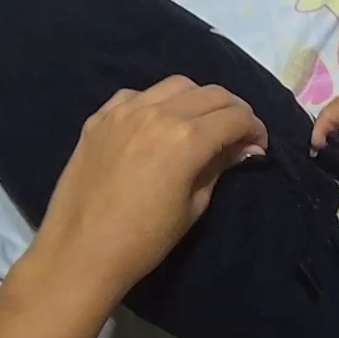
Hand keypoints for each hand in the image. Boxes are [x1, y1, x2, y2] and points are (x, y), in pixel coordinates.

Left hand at [27, 76, 266, 296]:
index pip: (235, 117)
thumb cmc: (145, 239)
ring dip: (199, 100)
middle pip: (212, 93)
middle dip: (234, 111)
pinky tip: (159, 125)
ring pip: (177, 85)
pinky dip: (159, 103)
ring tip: (201, 124)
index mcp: (186, 139)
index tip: (258, 146)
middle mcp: (158, 113)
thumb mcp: (194, 205)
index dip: (255, 129)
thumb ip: (219, 167)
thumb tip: (245, 148)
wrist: (80, 252)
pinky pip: (139, 95)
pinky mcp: (100, 117)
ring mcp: (125, 111)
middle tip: (238, 135)